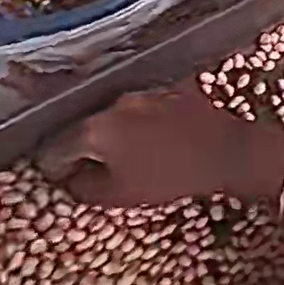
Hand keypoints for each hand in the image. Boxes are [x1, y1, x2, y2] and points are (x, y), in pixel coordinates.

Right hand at [37, 85, 283, 206]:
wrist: (228, 151)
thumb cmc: (170, 176)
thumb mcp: (116, 194)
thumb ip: (81, 186)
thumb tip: (70, 176)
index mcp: (95, 128)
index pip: (55, 150)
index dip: (57, 170)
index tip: (67, 182)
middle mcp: (117, 103)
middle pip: (86, 128)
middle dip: (85, 148)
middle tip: (97, 170)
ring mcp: (147, 93)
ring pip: (116, 115)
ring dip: (115, 133)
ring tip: (129, 155)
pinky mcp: (173, 90)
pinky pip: (145, 108)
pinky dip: (142, 122)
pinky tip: (154, 139)